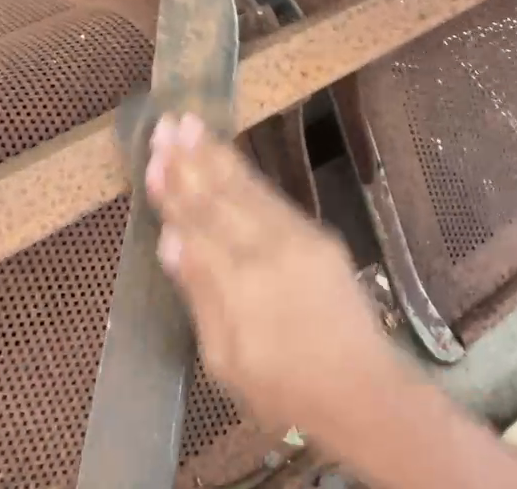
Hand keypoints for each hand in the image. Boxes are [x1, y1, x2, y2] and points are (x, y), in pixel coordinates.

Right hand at [144, 111, 397, 433]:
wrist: (364, 390)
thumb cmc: (284, 390)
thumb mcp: (226, 362)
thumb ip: (199, 295)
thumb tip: (169, 240)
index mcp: (239, 285)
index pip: (196, 225)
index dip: (172, 190)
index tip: (152, 158)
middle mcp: (267, 251)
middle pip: (218, 197)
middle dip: (188, 159)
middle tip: (165, 125)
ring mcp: (296, 238)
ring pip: (246, 188)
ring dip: (215, 154)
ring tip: (191, 124)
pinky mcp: (318, 235)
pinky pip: (272, 197)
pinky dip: (246, 173)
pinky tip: (228, 157)